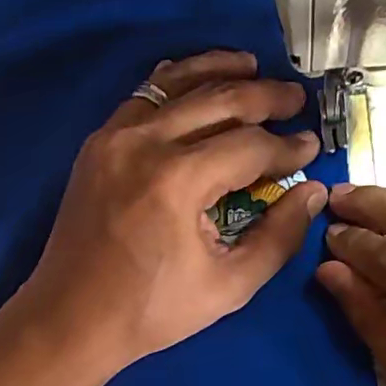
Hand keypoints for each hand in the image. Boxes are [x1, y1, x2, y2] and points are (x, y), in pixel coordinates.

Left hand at [11, 50, 329, 377]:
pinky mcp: (97, 144)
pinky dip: (175, 83)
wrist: (72, 318)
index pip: (248, 146)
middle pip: (217, 100)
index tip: (312, 147)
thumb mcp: (229, 287)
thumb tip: (313, 192)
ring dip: (219, 72)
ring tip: (254, 68)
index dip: (286, 147)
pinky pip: (143, 96)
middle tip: (296, 99)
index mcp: (178, 181)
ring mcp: (114, 136)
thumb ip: (278, 237)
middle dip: (264, 96)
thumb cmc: (153, 311)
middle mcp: (144, 143)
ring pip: (176, 85)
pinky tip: (196, 80)